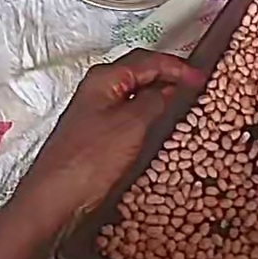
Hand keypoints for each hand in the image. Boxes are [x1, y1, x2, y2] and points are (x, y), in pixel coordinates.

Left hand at [15, 49, 202, 224]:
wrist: (56, 198)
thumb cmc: (90, 159)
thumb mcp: (132, 124)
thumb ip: (155, 100)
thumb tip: (171, 88)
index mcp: (105, 78)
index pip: (149, 60)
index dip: (178, 66)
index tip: (202, 78)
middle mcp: (99, 89)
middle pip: (140, 72)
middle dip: (169, 76)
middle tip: (196, 87)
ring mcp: (97, 111)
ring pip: (135, 93)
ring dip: (160, 95)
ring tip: (185, 104)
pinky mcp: (98, 133)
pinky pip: (130, 114)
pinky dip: (149, 114)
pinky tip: (161, 125)